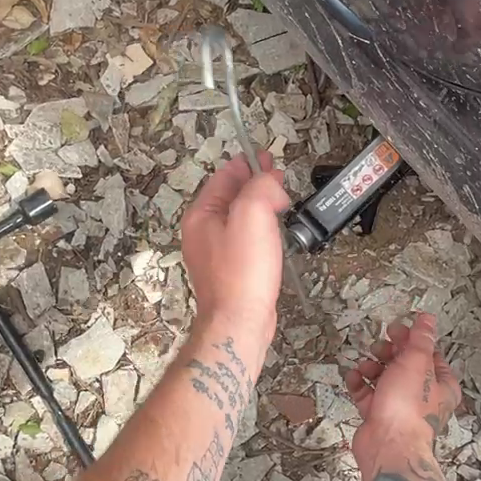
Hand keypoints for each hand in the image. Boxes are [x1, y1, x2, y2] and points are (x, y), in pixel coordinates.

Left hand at [180, 151, 290, 348]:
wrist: (239, 322)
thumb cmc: (241, 275)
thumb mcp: (252, 215)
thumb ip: (260, 188)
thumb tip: (269, 182)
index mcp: (201, 215)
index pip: (223, 176)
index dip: (247, 164)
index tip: (265, 158)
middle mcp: (203, 233)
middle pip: (229, 196)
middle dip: (254, 183)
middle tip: (275, 178)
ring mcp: (215, 254)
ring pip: (237, 219)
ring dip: (259, 207)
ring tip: (279, 202)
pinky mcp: (230, 271)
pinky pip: (244, 240)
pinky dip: (260, 230)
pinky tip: (274, 234)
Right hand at [345, 313, 460, 473]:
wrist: (388, 444)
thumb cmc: (408, 407)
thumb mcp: (417, 362)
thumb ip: (421, 338)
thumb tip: (427, 319)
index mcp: (441, 385)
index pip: (430, 355)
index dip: (413, 340)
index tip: (397, 329)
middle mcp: (423, 397)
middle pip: (405, 366)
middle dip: (389, 353)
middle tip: (380, 347)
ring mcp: (399, 407)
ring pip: (385, 379)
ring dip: (372, 367)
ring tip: (366, 365)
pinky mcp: (379, 416)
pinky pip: (367, 395)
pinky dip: (359, 384)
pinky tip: (354, 377)